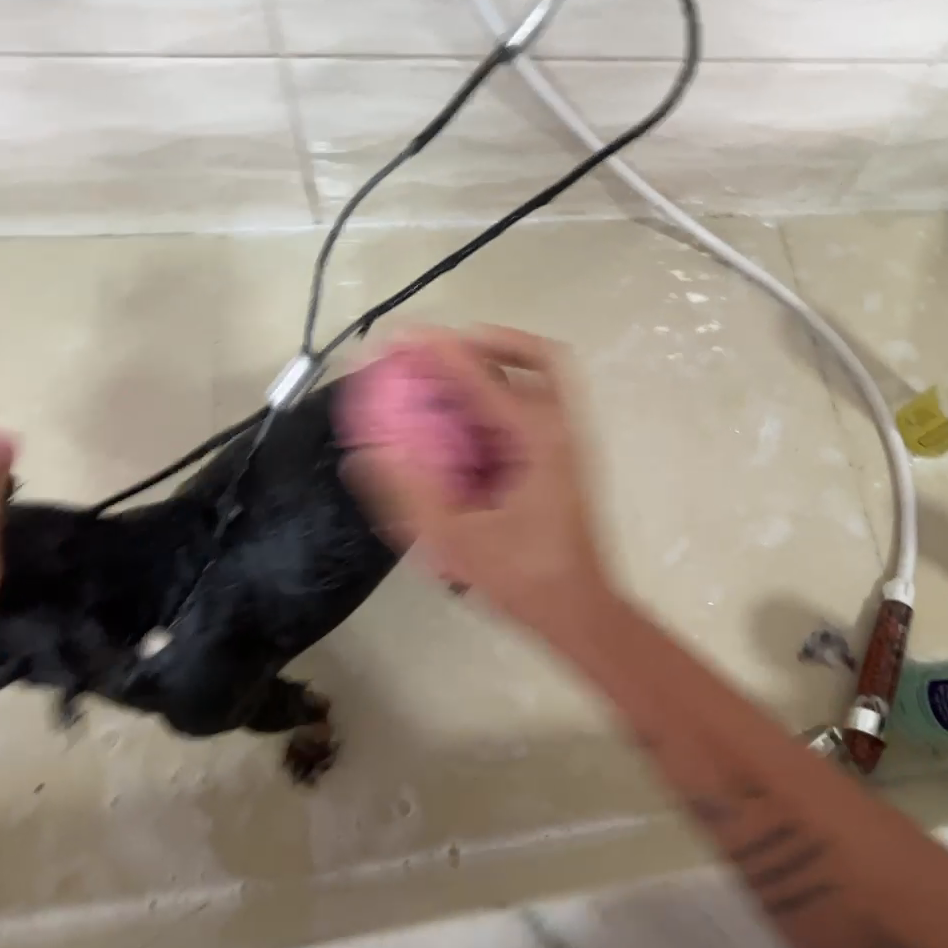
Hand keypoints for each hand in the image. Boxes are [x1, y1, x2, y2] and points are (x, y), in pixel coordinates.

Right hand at [343, 327, 622, 633]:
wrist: (580, 610)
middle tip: (432, 356)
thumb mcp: (454, 541)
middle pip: (530, 359)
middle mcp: (560, 429)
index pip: (484, 375)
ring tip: (441, 386)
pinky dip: (497, 404)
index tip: (405, 337)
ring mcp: (568, 442)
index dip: (441, 350)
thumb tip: (367, 453)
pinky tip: (462, 430)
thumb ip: (408, 494)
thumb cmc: (523, 578)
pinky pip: (532, 410)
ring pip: (536, 380)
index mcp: (537, 439)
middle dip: (476, 348)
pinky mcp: (564, 458)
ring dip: (488, 374)